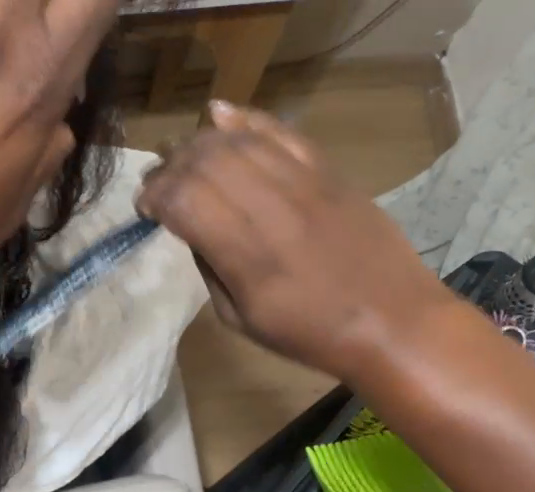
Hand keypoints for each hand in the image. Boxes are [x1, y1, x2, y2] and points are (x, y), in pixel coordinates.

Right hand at [137, 102, 467, 378]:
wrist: (390, 319)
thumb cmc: (307, 333)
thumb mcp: (239, 318)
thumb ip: (210, 267)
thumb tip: (190, 229)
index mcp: (246, 257)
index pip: (184, 200)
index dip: (153, 196)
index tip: (144, 209)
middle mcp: (272, 209)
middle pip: (206, 162)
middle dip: (170, 167)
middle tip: (158, 184)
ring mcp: (304, 183)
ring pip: (239, 140)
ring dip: (200, 144)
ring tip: (183, 157)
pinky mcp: (328, 171)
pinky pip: (281, 132)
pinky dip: (246, 119)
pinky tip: (219, 115)